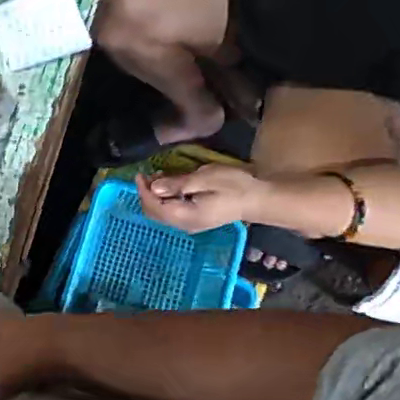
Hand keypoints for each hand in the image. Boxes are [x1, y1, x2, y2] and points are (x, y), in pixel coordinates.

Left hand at [136, 166, 266, 232]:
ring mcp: (191, 225)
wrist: (260, 200)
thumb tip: (154, 187)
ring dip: (156, 197)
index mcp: (185, 216)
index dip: (143, 190)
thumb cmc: (234, 185)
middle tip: (149, 174)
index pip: (154, 207)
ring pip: (163, 214)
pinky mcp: (196, 221)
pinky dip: (166, 200)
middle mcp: (184, 225)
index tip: (140, 174)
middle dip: (147, 194)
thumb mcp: (204, 178)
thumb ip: (177, 184)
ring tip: (159, 177)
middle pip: (155, 213)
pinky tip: (172, 187)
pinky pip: (172, 213)